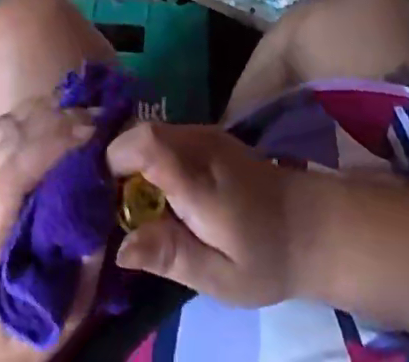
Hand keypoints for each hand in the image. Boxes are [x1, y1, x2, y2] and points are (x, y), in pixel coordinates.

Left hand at [0, 98, 95, 359]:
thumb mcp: (57, 317)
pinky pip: (6, 131)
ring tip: (86, 119)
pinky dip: (35, 117)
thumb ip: (83, 266)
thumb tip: (106, 206)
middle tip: (101, 121)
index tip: (92, 134)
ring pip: (6, 127)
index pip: (13, 171)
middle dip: (57, 120)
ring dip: (46, 114)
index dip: (51, 144)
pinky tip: (62, 123)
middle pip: (10, 138)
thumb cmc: (14, 333)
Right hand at [104, 122, 300, 307]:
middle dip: (113, 166)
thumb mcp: (219, 277)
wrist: (310, 224)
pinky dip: (144, 158)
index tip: (98, 198)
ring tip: (129, 205)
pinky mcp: (204, 132)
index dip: (112, 162)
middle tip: (110, 209)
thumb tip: (120, 248)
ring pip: (146, 131)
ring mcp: (204, 133)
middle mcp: (200, 145)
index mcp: (202, 182)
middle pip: (139, 134)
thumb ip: (171, 256)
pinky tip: (152, 192)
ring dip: (128, 162)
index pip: (148, 145)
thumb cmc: (264, 258)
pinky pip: (161, 135)